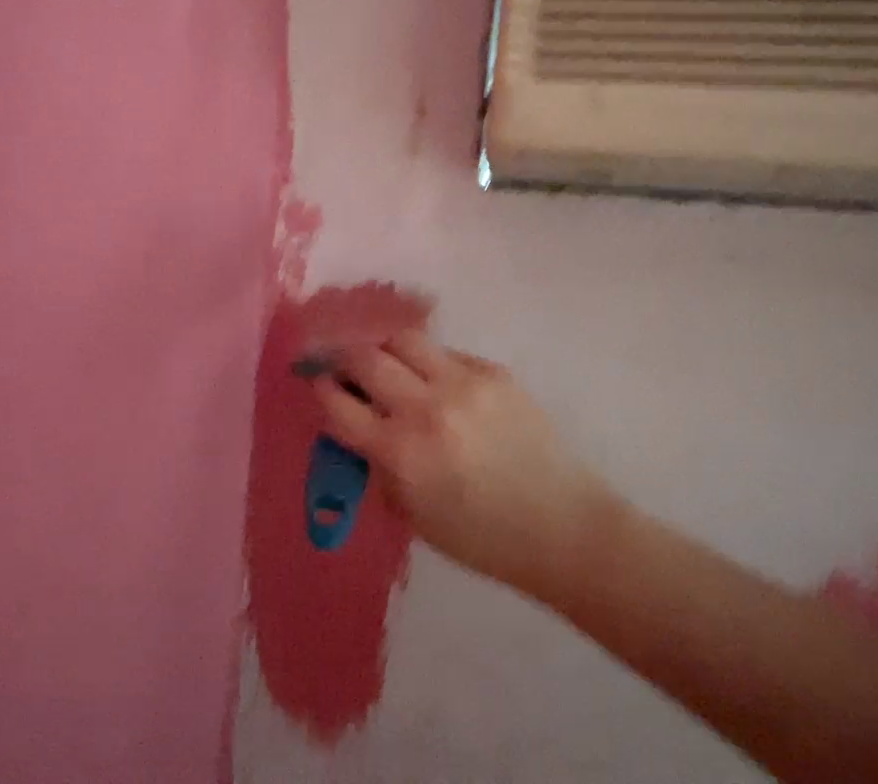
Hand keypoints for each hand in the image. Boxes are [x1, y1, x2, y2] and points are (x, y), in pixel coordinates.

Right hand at [304, 331, 617, 595]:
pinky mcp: (494, 372)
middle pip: (364, 357)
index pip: (338, 403)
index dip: (319, 388)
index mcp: (400, 452)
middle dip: (343, 357)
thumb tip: (356, 428)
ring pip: (403, 339)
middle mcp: (425, 407)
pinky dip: (429, 363)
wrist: (561, 526)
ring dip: (384, 348)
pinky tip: (435, 382)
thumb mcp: (411, 515)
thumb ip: (378, 467)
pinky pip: (446, 353)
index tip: (316, 383)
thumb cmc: (480, 538)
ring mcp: (463, 383)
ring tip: (385, 361)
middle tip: (343, 364)